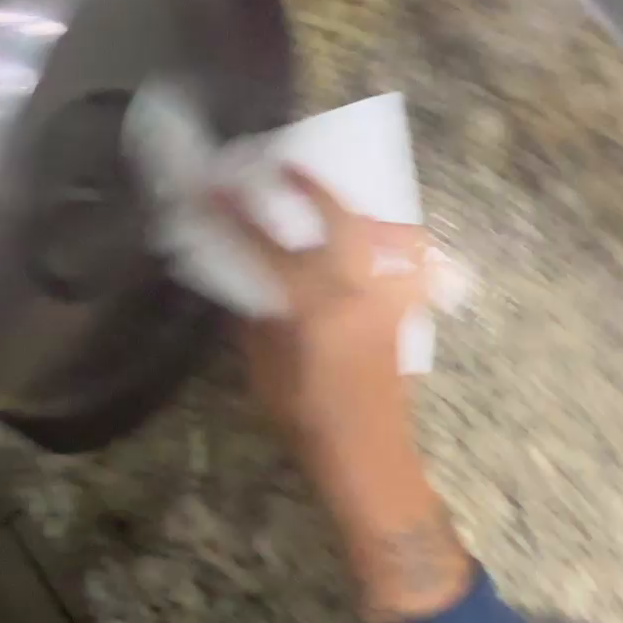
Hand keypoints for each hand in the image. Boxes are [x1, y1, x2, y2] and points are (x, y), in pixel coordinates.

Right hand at [220, 166, 473, 622]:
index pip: (264, 246)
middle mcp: (358, 291)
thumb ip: (259, 320)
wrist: (367, 453)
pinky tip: (386, 247)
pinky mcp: (406, 310)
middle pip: (338, 219)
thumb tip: (251, 286)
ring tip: (337, 203)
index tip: (211, 188)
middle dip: (308, 187)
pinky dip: (400, 245)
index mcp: (313, 307)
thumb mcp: (266, 371)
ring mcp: (389, 297)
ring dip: (358, 210)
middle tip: (282, 169)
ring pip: (386, 233)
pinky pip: (410, 261)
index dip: (234, 215)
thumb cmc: (306, 420)